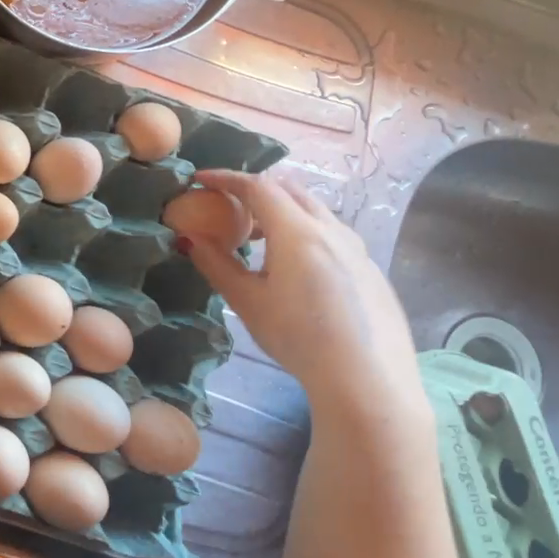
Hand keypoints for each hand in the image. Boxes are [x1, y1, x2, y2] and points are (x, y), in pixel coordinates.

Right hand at [181, 170, 424, 419]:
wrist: (367, 378)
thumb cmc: (298, 337)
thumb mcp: (246, 301)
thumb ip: (216, 264)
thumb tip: (189, 238)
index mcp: (298, 233)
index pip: (258, 187)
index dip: (226, 178)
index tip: (199, 179)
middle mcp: (331, 230)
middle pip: (291, 190)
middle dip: (255, 188)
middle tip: (226, 203)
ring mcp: (356, 249)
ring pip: (314, 211)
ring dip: (281, 210)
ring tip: (255, 234)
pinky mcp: (369, 269)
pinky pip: (330, 233)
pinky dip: (302, 230)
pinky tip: (290, 264)